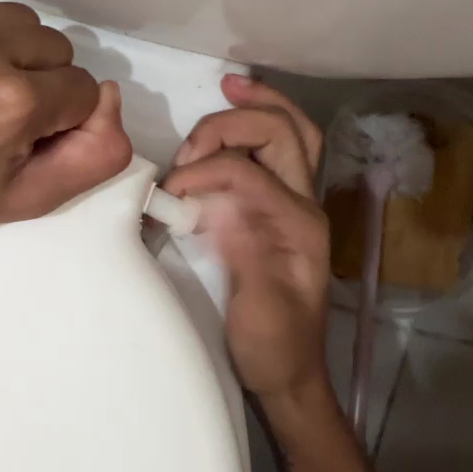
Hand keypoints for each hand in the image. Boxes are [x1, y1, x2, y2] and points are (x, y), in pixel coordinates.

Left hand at [0, 0, 132, 243]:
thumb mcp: (23, 200)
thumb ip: (92, 156)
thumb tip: (111, 97)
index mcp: (12, 99)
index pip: (83, 90)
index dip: (60, 122)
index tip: (22, 141)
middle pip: (57, 48)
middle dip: (42, 84)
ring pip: (19, 23)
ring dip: (13, 55)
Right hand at [162, 75, 330, 402]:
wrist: (290, 375)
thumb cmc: (274, 348)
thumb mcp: (259, 310)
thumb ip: (243, 252)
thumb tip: (215, 202)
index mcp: (298, 224)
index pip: (247, 171)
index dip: (204, 170)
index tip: (170, 194)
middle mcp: (302, 205)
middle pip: (285, 131)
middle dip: (237, 119)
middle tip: (191, 143)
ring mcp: (292, 207)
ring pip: (288, 134)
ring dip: (254, 110)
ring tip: (220, 97)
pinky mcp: (275, 214)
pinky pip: (272, 155)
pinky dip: (252, 129)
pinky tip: (225, 129)